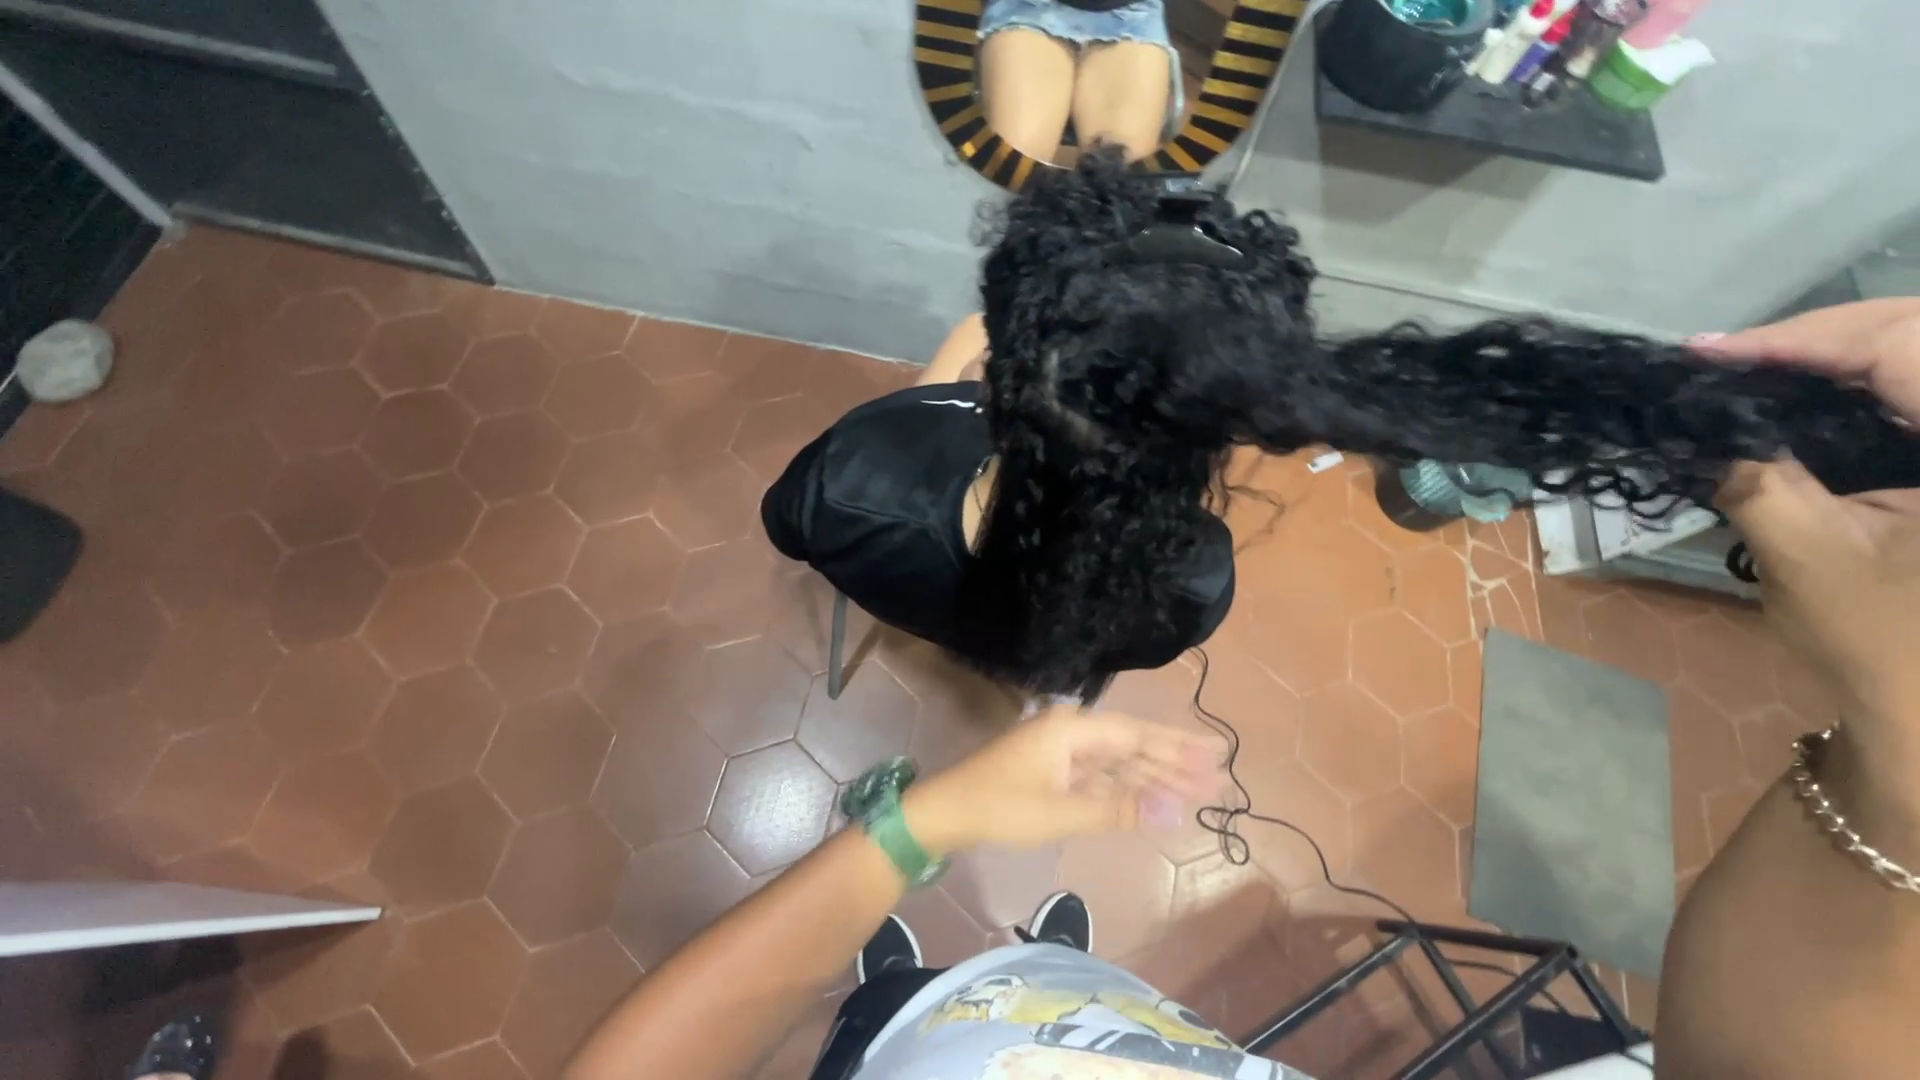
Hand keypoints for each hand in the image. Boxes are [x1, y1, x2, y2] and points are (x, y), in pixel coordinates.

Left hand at [902, 706, 1225, 854]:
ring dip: (1155, 776)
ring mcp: (1061, 753)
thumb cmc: (1001, 807)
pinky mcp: (1054, 772)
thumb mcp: (1062, 812)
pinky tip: (1152, 798)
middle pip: (1132, 745)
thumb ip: (1119, 809)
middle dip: (1174, 760)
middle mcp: (1071, 733)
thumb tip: (1174, 810)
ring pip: (1118, 762)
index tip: (1216, 753)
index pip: (1137, 735)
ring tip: (1197, 786)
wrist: (947, 812)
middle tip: (1219, 771)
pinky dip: (1127, 789)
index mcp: (1072, 730)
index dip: (1178, 747)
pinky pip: (1101, 776)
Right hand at [1704, 300, 1919, 754]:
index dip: (1798, 340)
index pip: (1900, 344)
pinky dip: (1860, 382)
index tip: (1706, 353)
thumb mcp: (1804, 550)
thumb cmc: (1880, 635)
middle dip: (1818, 337)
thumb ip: (1755, 477)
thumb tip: (1703, 423)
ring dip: (1837, 354)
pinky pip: (1916, 391)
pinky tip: (1802, 395)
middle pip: (1916, 333)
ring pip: (1919, 354)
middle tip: (1723, 358)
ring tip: (1751, 369)